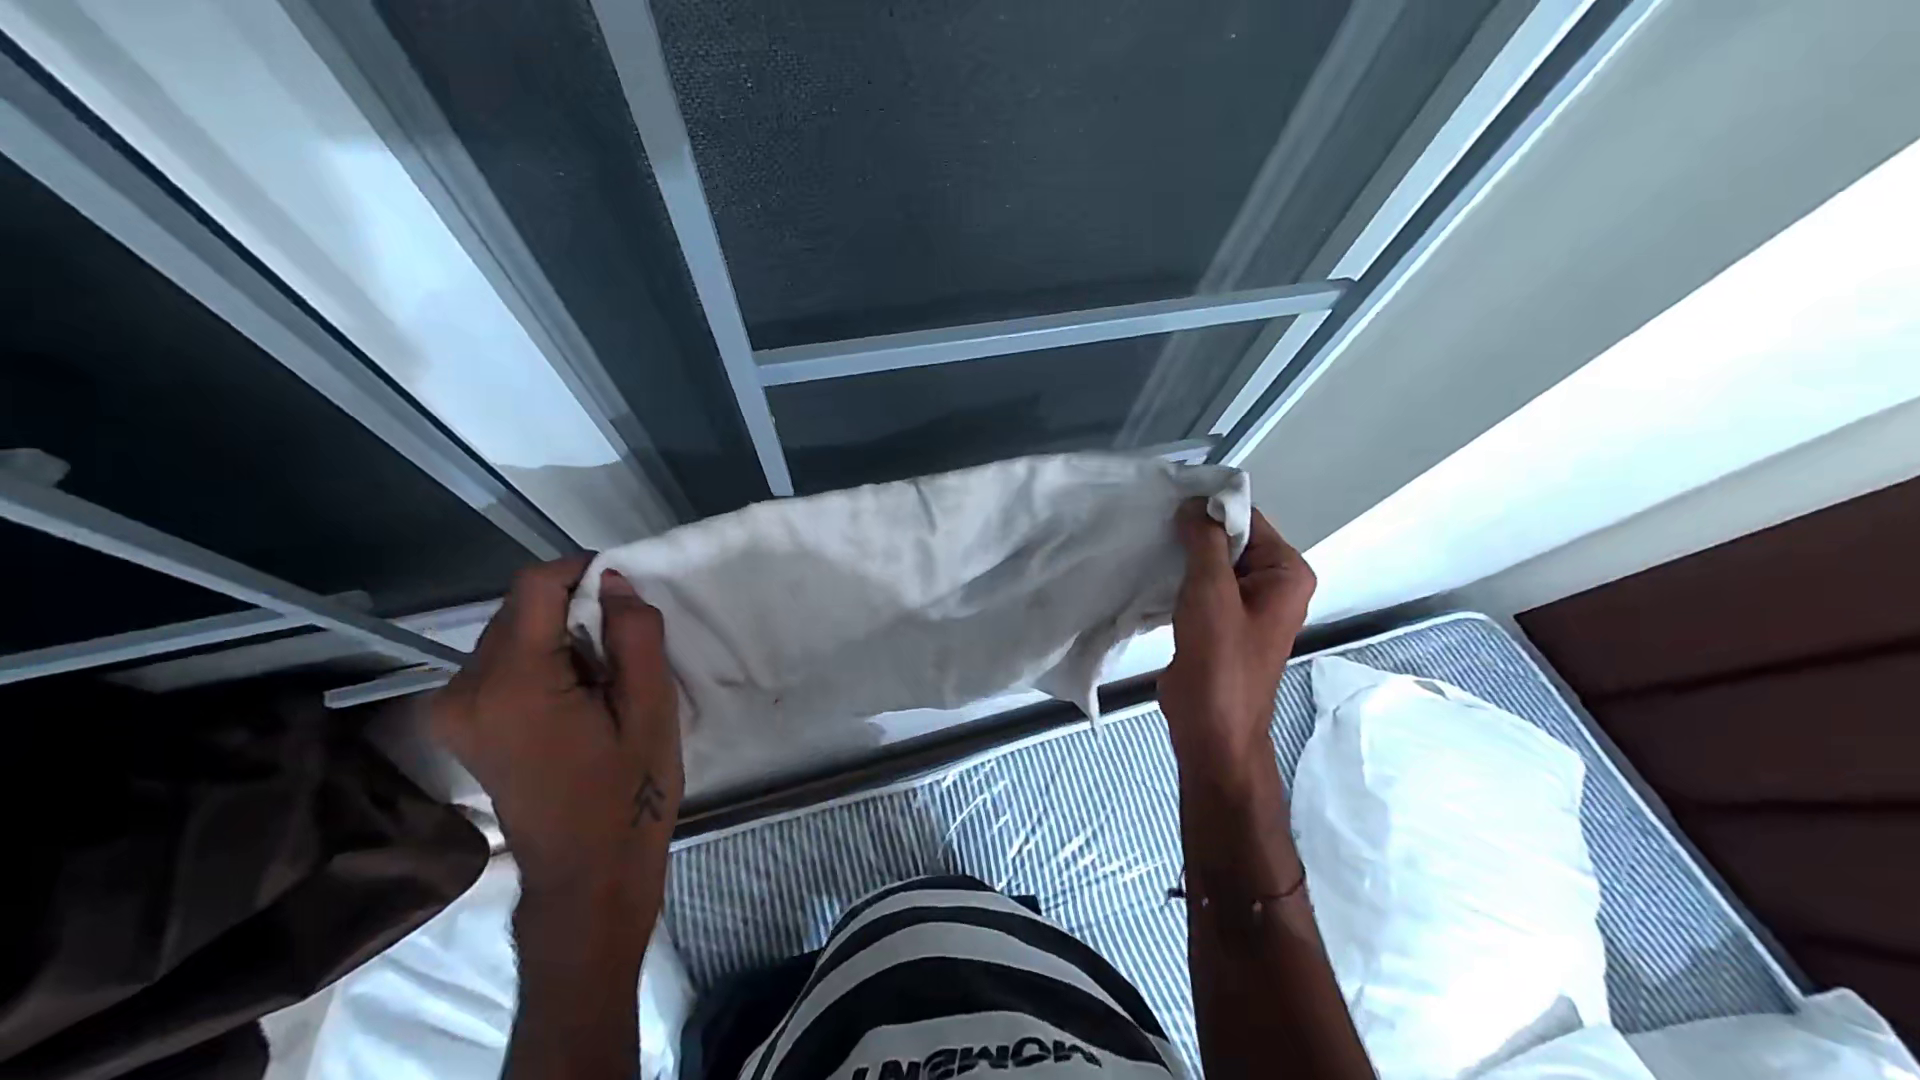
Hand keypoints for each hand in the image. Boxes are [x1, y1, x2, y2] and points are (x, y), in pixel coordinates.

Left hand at [431, 555, 681, 918]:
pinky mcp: (459, 723)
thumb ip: (635, 636)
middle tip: (625, 646)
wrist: (586, 875)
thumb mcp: (652, 710)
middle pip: (520, 608)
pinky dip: (543, 659)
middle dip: (575, 609)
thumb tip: (614, 583)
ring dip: (560, 635)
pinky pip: (502, 661)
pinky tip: (576, 695)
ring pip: (511, 631)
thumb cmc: (628, 795)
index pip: (535, 586)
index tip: (626, 590)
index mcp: (513, 685)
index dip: (582, 571)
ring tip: (604, 677)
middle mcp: (464, 689)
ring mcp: (453, 709)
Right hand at [1158, 501, 1315, 789]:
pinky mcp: (1220, 620)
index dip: (1210, 507)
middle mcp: (1272, 583)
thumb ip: (1204, 542)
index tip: (1170, 500)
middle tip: (1154, 521)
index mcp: (1287, 573)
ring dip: (1183, 556)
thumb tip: (1193, 503)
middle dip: (1193, 532)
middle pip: (1230, 539)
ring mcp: (1246, 604)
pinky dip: (1179, 577)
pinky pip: (1201, 585)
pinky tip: (1153, 571)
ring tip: (1150, 544)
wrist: (1211, 727)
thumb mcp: (1211, 592)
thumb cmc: (1220, 661)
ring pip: (1212, 563)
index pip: (1248, 520)